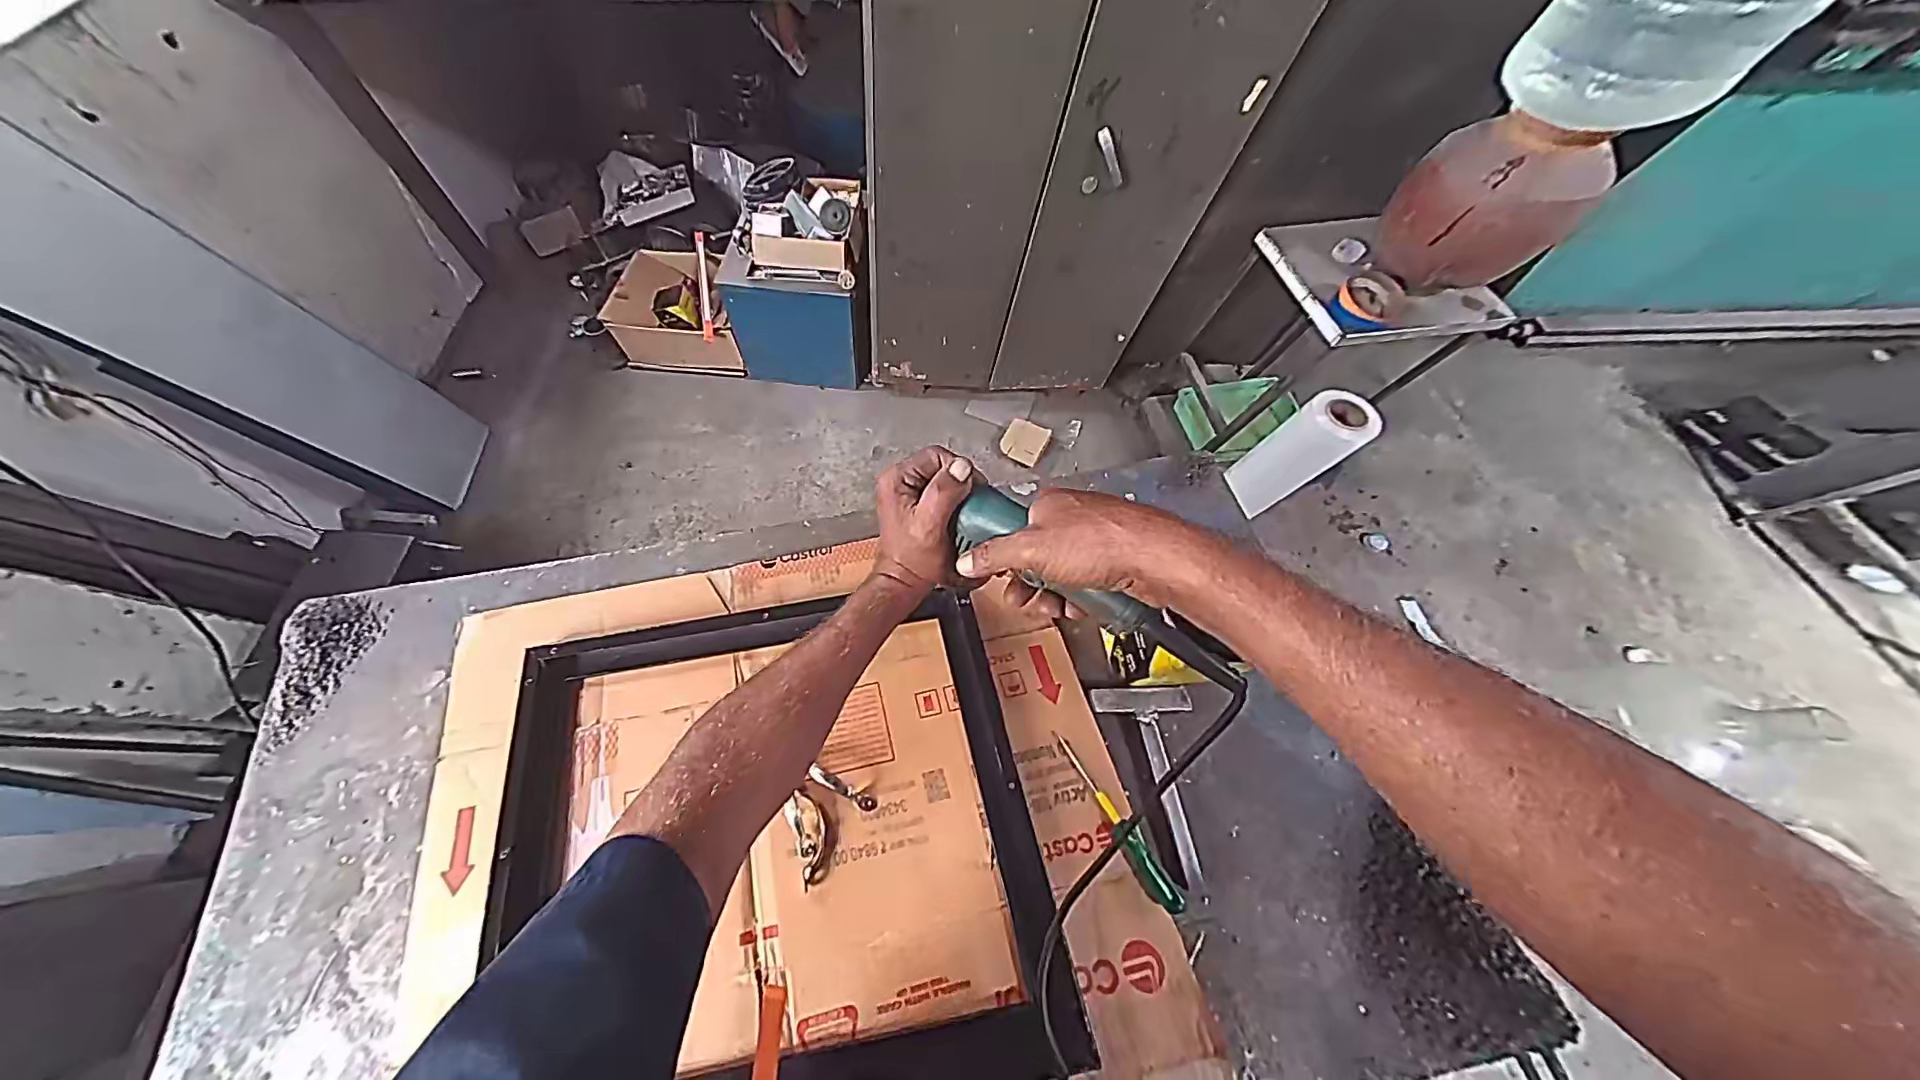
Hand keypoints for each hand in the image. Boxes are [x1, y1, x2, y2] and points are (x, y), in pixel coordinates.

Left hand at [871, 446, 976, 598]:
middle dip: (960, 483)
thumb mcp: (930, 525)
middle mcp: (899, 481)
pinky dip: (955, 502)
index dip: (958, 471)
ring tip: (962, 513)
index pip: (937, 456)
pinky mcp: (918, 503)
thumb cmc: (912, 560)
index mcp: (896, 479)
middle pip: (942, 466)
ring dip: (959, 494)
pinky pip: (944, 492)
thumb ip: (944, 493)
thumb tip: (961, 467)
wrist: (905, 580)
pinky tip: (956, 517)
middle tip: (967, 505)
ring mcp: (908, 492)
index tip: (969, 490)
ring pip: (945, 479)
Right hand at [953, 489, 1202, 615]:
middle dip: (1027, 584)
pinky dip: (1076, 599)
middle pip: (1032, 557)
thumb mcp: (1033, 549)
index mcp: (1047, 506)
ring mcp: (1091, 544)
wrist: (1155, 562)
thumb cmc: (1106, 542)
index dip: (1000, 556)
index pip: (1008, 529)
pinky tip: (1079, 605)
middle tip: (1024, 598)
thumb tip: (968, 559)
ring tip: (1054, 606)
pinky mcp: (1108, 565)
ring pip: (1057, 575)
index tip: (995, 574)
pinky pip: (1080, 585)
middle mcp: (1069, 520)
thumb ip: (995, 554)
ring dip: (1051, 596)